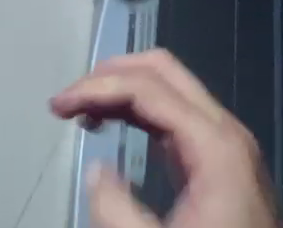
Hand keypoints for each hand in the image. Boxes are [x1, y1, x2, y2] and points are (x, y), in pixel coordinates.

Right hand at [50, 51, 278, 227]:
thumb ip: (117, 212)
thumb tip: (96, 170)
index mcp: (215, 145)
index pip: (146, 87)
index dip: (96, 88)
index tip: (57, 108)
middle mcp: (225, 130)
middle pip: (161, 69)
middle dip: (109, 75)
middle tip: (70, 101)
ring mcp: (226, 143)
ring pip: (167, 85)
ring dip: (120, 88)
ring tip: (82, 111)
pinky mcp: (219, 160)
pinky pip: (174, 111)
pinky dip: (136, 107)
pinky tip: (111, 124)